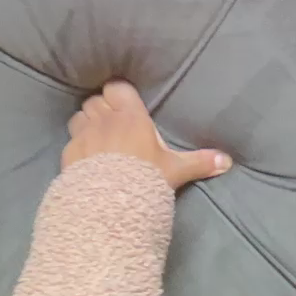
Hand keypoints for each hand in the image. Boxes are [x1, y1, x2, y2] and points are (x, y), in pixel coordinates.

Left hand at [61, 80, 231, 188]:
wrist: (109, 208)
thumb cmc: (144, 180)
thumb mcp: (174, 170)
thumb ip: (200, 161)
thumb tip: (228, 161)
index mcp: (130, 116)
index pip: (117, 87)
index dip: (119, 94)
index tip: (125, 106)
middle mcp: (105, 119)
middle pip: (96, 100)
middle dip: (102, 108)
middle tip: (113, 123)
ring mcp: (84, 136)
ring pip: (79, 116)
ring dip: (86, 123)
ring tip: (96, 137)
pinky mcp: (68, 155)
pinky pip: (69, 142)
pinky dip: (75, 146)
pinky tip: (83, 159)